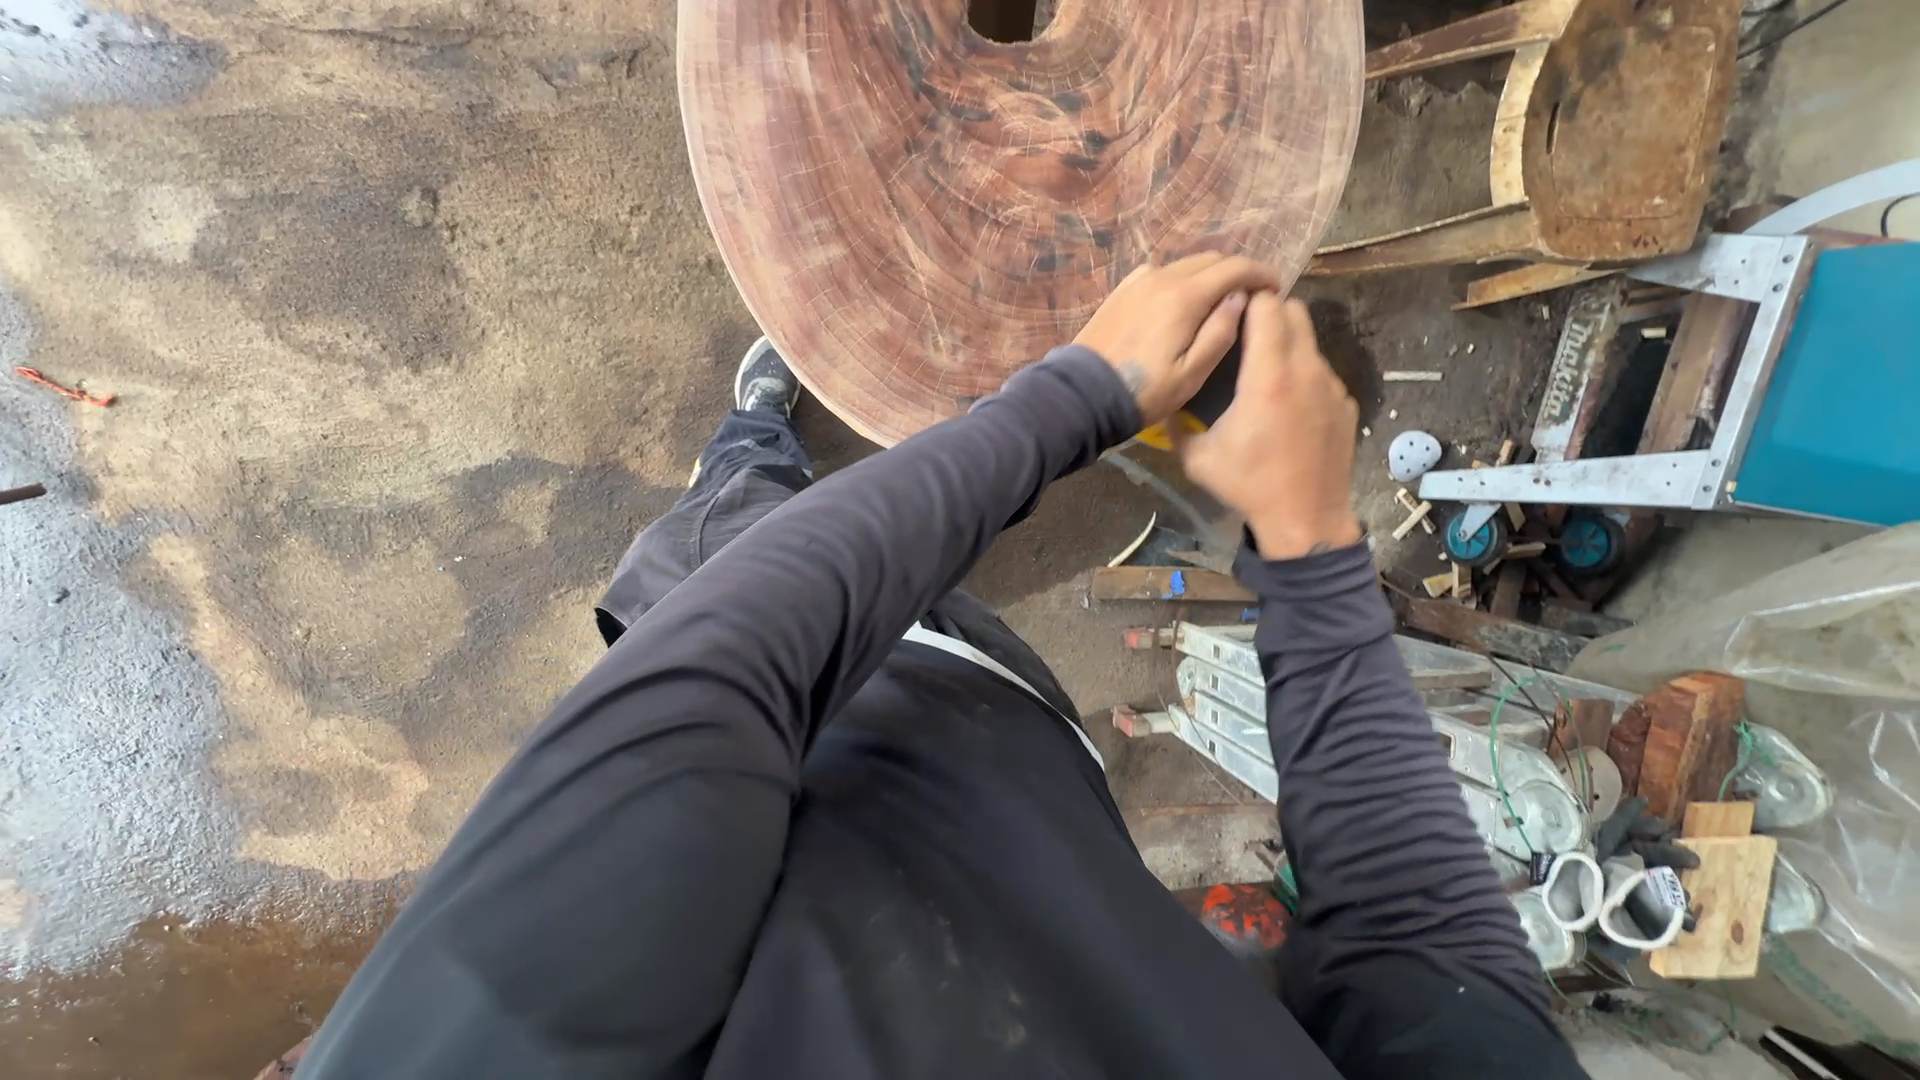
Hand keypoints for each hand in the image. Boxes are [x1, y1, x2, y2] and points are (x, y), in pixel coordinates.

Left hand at [1073, 253, 1279, 424]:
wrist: (1082, 395)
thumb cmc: (1143, 393)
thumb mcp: (1191, 374)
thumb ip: (1220, 333)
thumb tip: (1239, 299)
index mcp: (1185, 297)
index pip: (1234, 268)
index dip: (1260, 274)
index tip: (1275, 287)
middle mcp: (1161, 278)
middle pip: (1209, 260)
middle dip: (1235, 272)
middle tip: (1249, 296)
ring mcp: (1137, 282)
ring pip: (1183, 265)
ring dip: (1207, 275)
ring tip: (1217, 300)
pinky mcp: (1120, 292)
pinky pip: (1158, 274)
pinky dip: (1178, 279)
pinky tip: (1179, 302)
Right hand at [1175, 295, 1362, 559]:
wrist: (1305, 519)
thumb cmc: (1248, 486)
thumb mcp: (1197, 459)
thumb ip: (1178, 423)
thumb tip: (1166, 401)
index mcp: (1268, 378)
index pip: (1267, 307)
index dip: (1248, 299)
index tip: (1229, 306)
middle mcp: (1306, 371)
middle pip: (1295, 311)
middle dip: (1269, 311)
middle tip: (1243, 329)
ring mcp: (1331, 386)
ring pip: (1309, 342)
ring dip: (1286, 343)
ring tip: (1261, 369)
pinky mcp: (1345, 403)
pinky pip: (1321, 373)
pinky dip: (1302, 374)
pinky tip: (1285, 405)